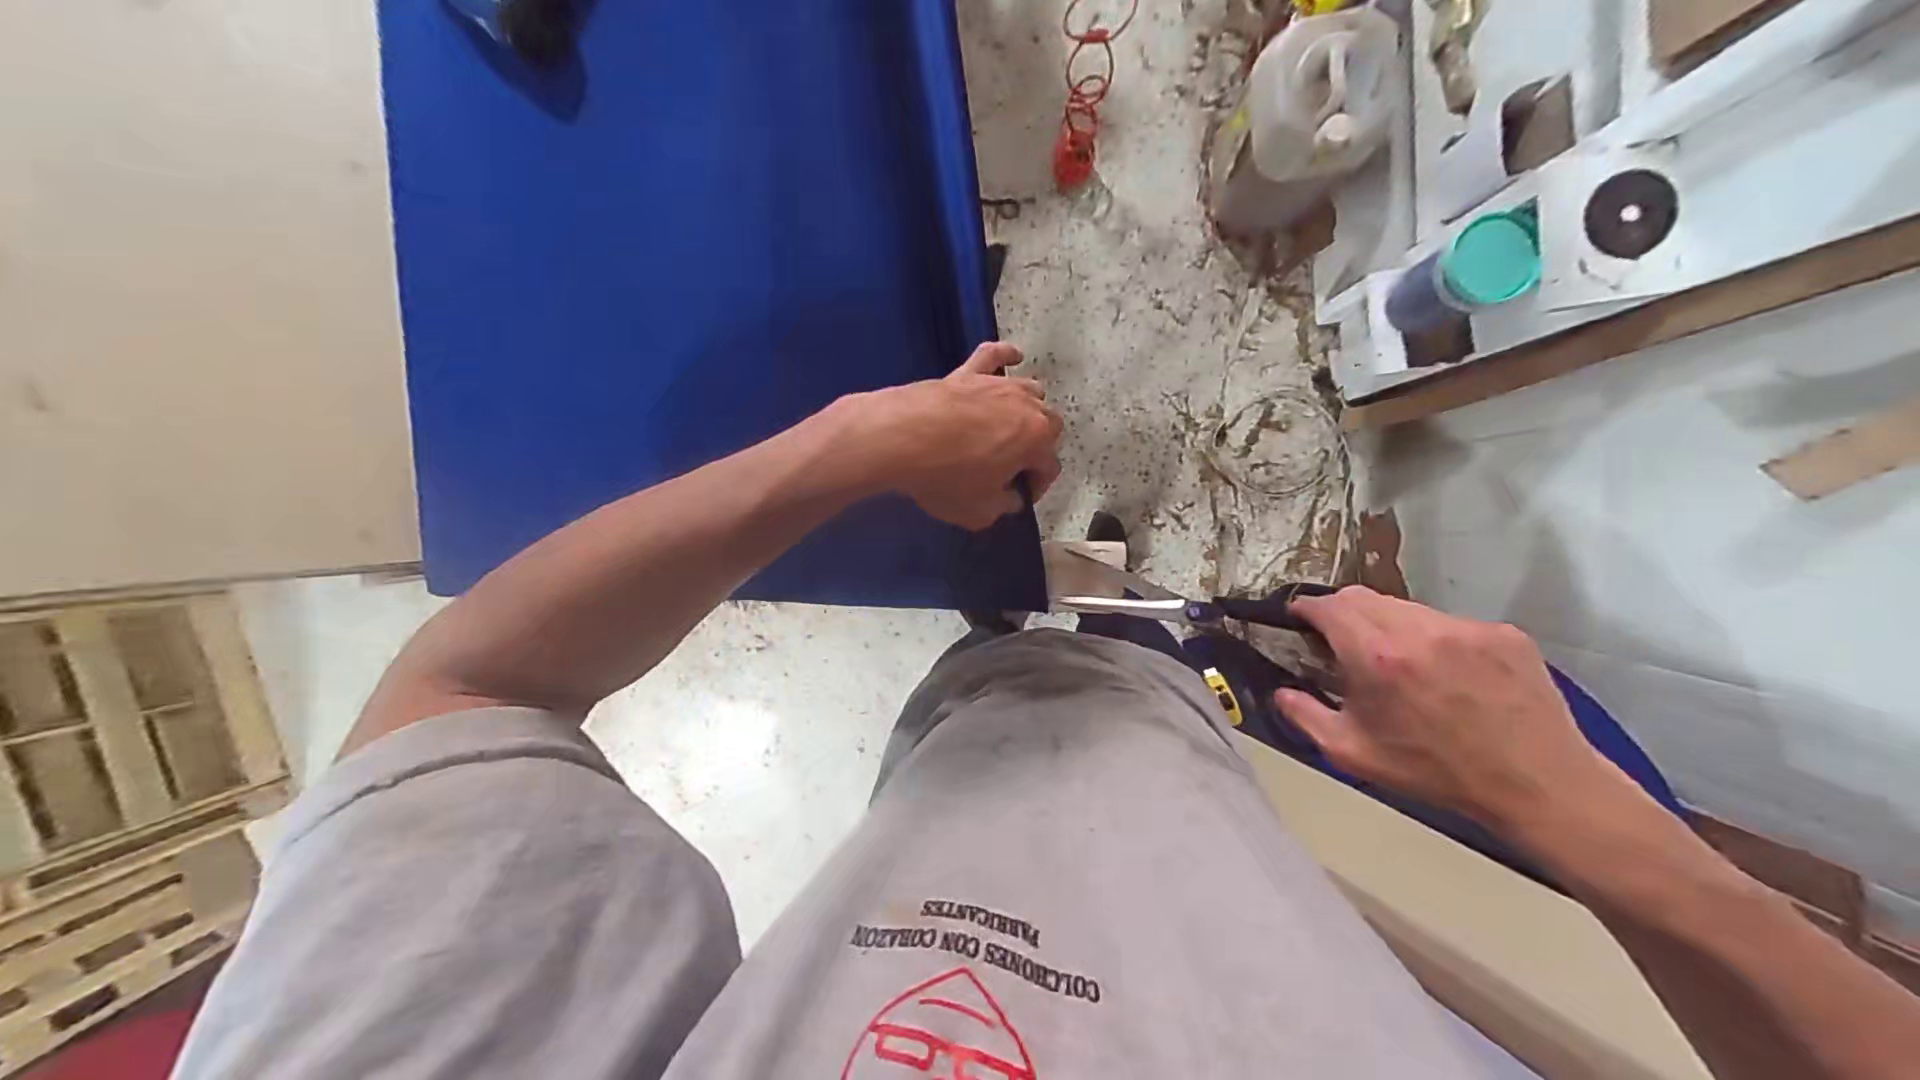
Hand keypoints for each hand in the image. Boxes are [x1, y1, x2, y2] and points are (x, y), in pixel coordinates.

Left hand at [852, 342, 1063, 530]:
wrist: (902, 438)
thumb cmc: (947, 478)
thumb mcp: (980, 511)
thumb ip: (1003, 505)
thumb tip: (1010, 498)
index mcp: (1037, 441)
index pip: (1050, 466)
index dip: (1036, 486)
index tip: (1019, 497)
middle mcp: (1026, 407)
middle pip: (1048, 425)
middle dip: (1038, 446)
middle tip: (1014, 465)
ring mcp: (997, 385)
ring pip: (1030, 391)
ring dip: (1028, 409)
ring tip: (1013, 424)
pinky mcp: (969, 372)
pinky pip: (994, 356)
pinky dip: (1005, 356)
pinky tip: (1013, 357)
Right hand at [1274, 586, 1619, 832]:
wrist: (1538, 787)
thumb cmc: (1435, 772)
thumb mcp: (1352, 752)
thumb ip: (1304, 716)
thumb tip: (1281, 692)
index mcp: (1376, 656)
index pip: (1328, 606)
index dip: (1306, 608)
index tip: (1300, 618)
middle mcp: (1419, 630)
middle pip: (1362, 596)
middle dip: (1341, 611)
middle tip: (1341, 639)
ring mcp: (1466, 628)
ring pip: (1406, 607)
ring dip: (1388, 623)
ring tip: (1398, 660)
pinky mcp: (1504, 634)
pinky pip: (1450, 622)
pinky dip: (1434, 637)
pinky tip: (1446, 672)